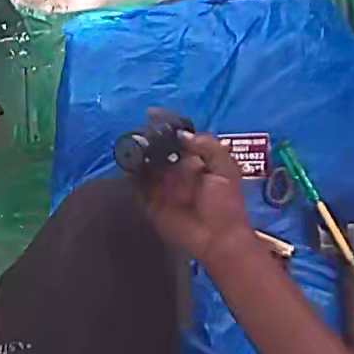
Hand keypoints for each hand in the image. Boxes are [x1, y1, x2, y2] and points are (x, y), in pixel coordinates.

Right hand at [139, 134, 257, 264]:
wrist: (219, 239)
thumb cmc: (226, 204)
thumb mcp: (225, 169)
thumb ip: (208, 147)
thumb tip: (182, 135)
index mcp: (193, 161)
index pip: (175, 139)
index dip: (164, 126)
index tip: (151, 114)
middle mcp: (174, 171)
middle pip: (155, 150)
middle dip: (145, 140)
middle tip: (137, 132)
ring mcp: (161, 187)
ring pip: (142, 166)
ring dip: (135, 156)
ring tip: (129, 145)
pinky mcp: (150, 203)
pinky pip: (135, 187)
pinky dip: (129, 177)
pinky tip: (127, 166)